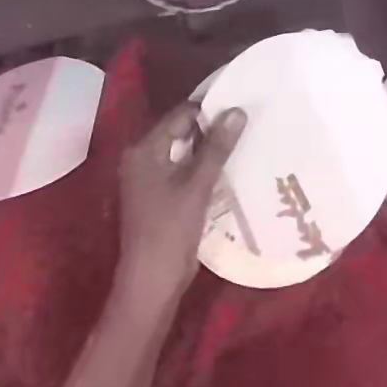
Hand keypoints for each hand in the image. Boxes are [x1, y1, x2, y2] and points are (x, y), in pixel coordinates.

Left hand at [116, 102, 246, 307]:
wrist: (152, 281)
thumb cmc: (170, 229)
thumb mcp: (197, 185)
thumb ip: (217, 147)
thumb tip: (237, 111)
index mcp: (144, 149)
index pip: (179, 116)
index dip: (208, 110)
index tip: (240, 106)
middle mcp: (142, 158)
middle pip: (180, 132)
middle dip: (210, 129)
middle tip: (245, 123)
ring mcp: (149, 178)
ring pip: (183, 153)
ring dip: (208, 150)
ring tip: (243, 141)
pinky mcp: (160, 196)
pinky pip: (183, 171)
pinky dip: (202, 168)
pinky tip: (228, 169)